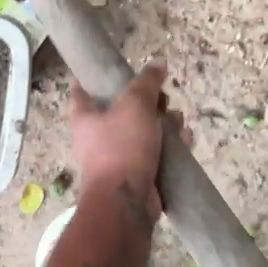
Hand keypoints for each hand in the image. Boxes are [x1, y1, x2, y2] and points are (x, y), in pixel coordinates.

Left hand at [69, 63, 180, 218]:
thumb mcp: (136, 104)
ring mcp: (118, 158)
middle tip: (163, 97)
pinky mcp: (137, 175)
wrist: (126, 203)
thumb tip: (159, 63)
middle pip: (122, 110)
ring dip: (164, 123)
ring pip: (143, 132)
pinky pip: (155, 153)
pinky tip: (186, 139)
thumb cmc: (122, 146)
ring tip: (179, 120)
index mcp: (86, 118)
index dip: (92, 78)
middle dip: (147, 101)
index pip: (81, 91)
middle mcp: (97, 138)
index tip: (109, 68)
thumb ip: (148, 82)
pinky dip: (170, 146)